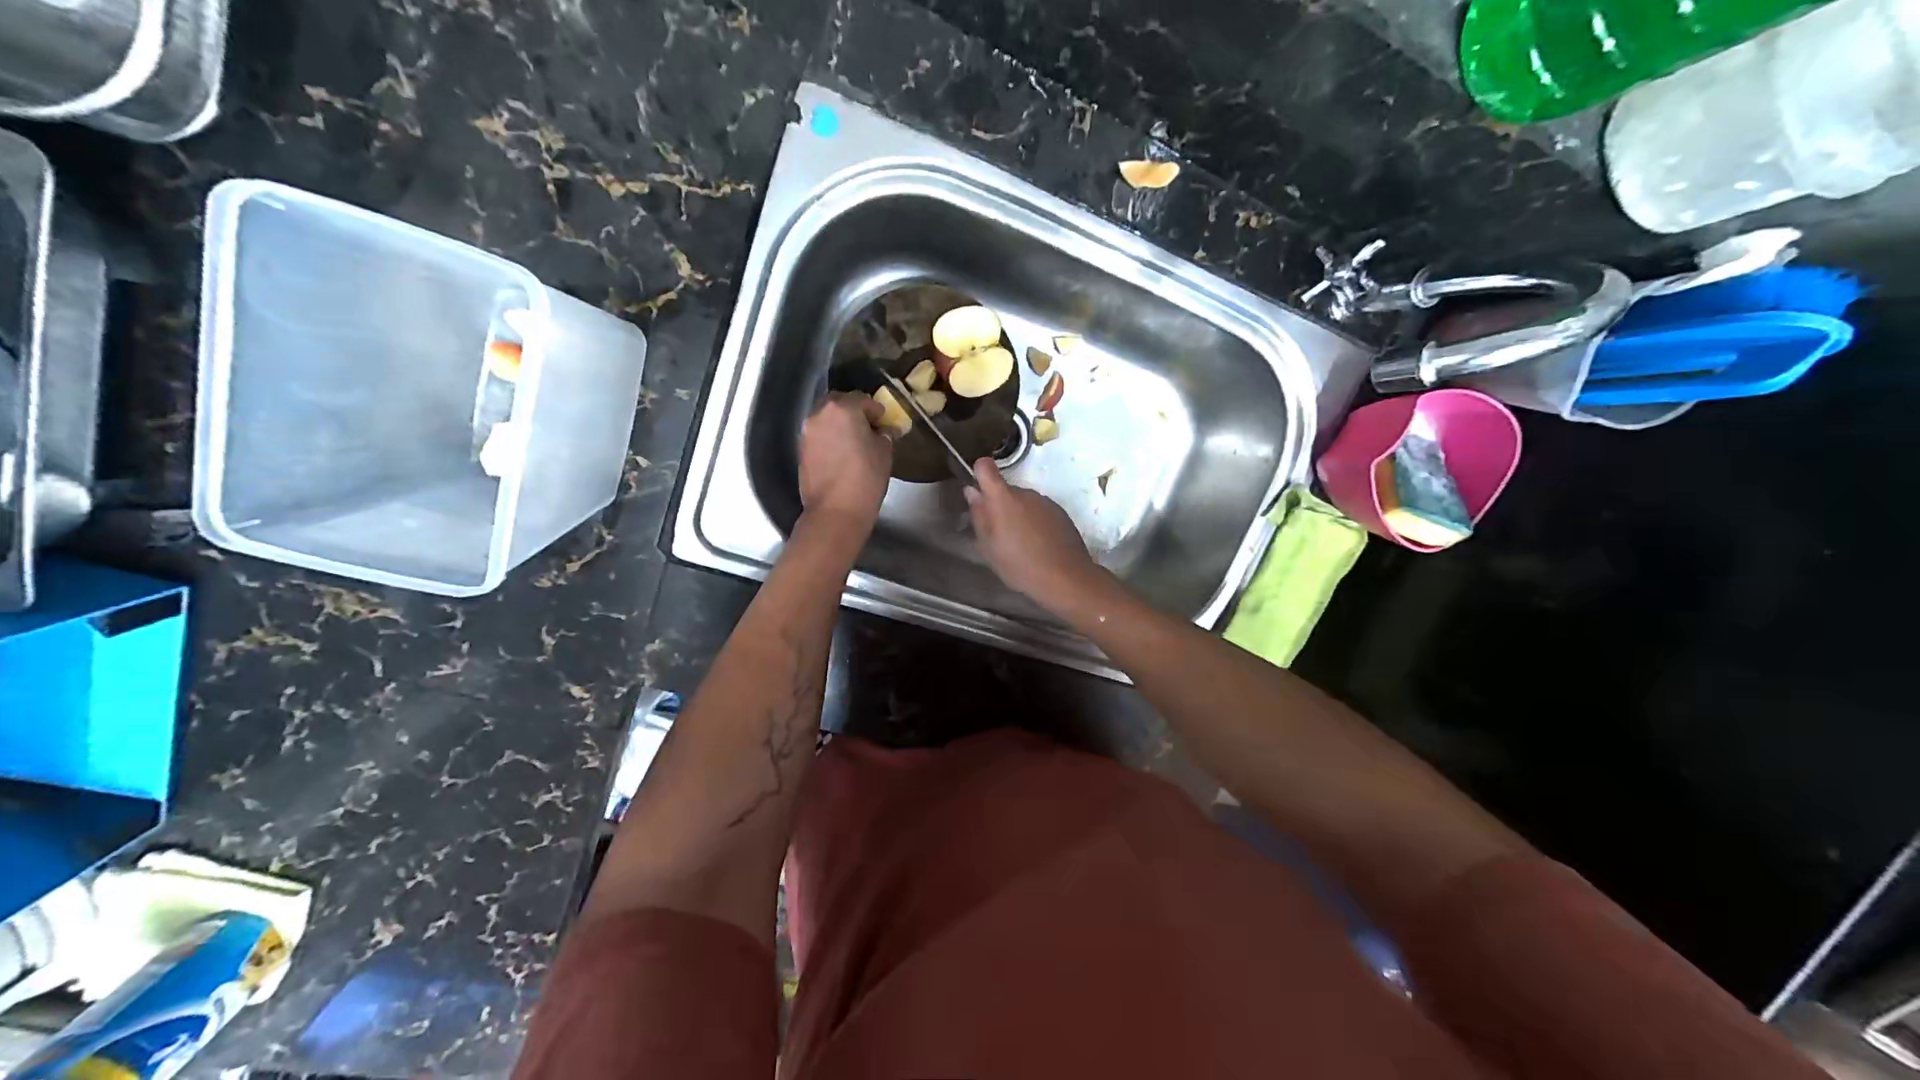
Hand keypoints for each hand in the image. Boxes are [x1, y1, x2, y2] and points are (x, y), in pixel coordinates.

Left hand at [798, 392, 893, 533]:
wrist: (835, 511)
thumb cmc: (865, 479)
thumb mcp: (884, 453)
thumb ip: (883, 434)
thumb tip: (882, 431)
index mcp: (843, 409)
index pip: (862, 398)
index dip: (875, 410)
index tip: (884, 422)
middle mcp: (819, 414)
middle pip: (838, 403)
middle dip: (853, 411)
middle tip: (868, 427)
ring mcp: (807, 432)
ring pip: (826, 418)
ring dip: (839, 424)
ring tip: (854, 441)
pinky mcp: (801, 450)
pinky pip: (819, 435)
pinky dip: (830, 437)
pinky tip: (841, 453)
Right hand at [964, 457, 1105, 612]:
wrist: (1066, 578)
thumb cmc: (1020, 566)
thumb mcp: (989, 547)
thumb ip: (979, 516)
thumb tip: (972, 492)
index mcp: (1003, 499)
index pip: (985, 467)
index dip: (978, 474)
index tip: (978, 492)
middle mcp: (1026, 493)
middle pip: (1005, 490)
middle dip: (999, 506)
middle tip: (998, 535)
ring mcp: (1045, 501)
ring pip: (1023, 502)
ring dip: (1018, 515)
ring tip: (1020, 544)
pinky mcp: (1060, 512)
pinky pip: (1039, 511)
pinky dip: (1035, 522)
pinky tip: (1038, 545)